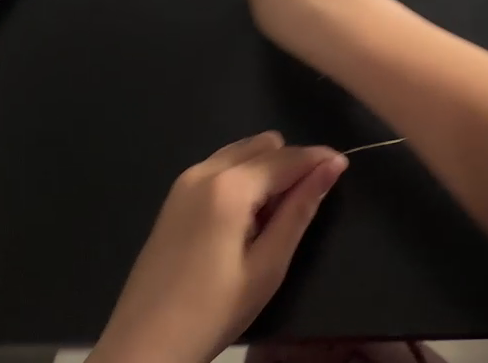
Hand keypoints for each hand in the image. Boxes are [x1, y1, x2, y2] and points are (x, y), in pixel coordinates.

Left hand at [94, 132, 346, 362]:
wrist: (143, 347)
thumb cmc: (212, 312)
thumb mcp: (267, 267)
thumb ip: (300, 209)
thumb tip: (332, 167)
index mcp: (229, 186)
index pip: (287, 157)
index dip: (319, 158)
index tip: (344, 165)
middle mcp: (205, 170)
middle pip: (264, 145)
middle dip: (290, 165)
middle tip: (300, 209)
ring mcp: (186, 180)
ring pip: (242, 151)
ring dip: (266, 170)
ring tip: (271, 219)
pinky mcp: (175, 195)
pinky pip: (221, 166)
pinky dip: (242, 178)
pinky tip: (243, 221)